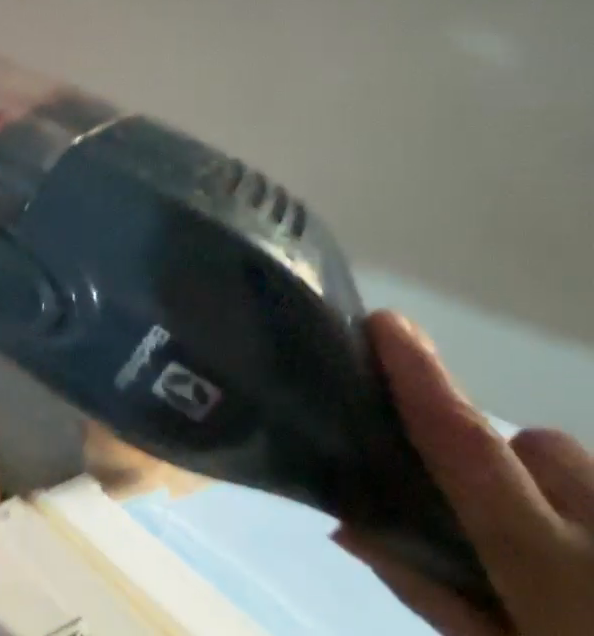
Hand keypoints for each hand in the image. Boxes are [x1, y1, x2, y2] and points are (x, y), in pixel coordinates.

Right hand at [334, 311, 593, 634]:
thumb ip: (436, 599)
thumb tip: (351, 526)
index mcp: (551, 565)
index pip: (470, 450)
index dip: (422, 381)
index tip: (387, 322)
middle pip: (541, 444)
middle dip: (512, 461)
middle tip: (505, 518)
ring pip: (592, 473)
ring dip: (572, 496)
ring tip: (577, 561)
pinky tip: (590, 565)